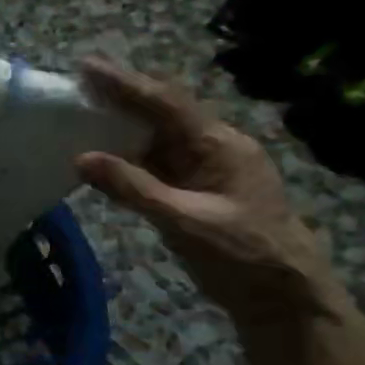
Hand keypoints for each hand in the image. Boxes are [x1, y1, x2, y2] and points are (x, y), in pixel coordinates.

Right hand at [75, 59, 342, 326]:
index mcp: (219, 145)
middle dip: (122, 97)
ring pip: (158, 138)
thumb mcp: (186, 222)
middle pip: (162, 113)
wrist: (284, 297)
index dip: (125, 84)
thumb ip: (133, 188)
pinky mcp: (196, 192)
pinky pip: (157, 164)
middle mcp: (213, 148)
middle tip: (79, 83)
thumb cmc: (243, 255)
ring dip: (122, 126)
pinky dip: (129, 157)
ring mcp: (205, 171)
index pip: (166, 104)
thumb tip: (82, 159)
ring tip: (83, 112)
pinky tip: (105, 155)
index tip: (87, 66)